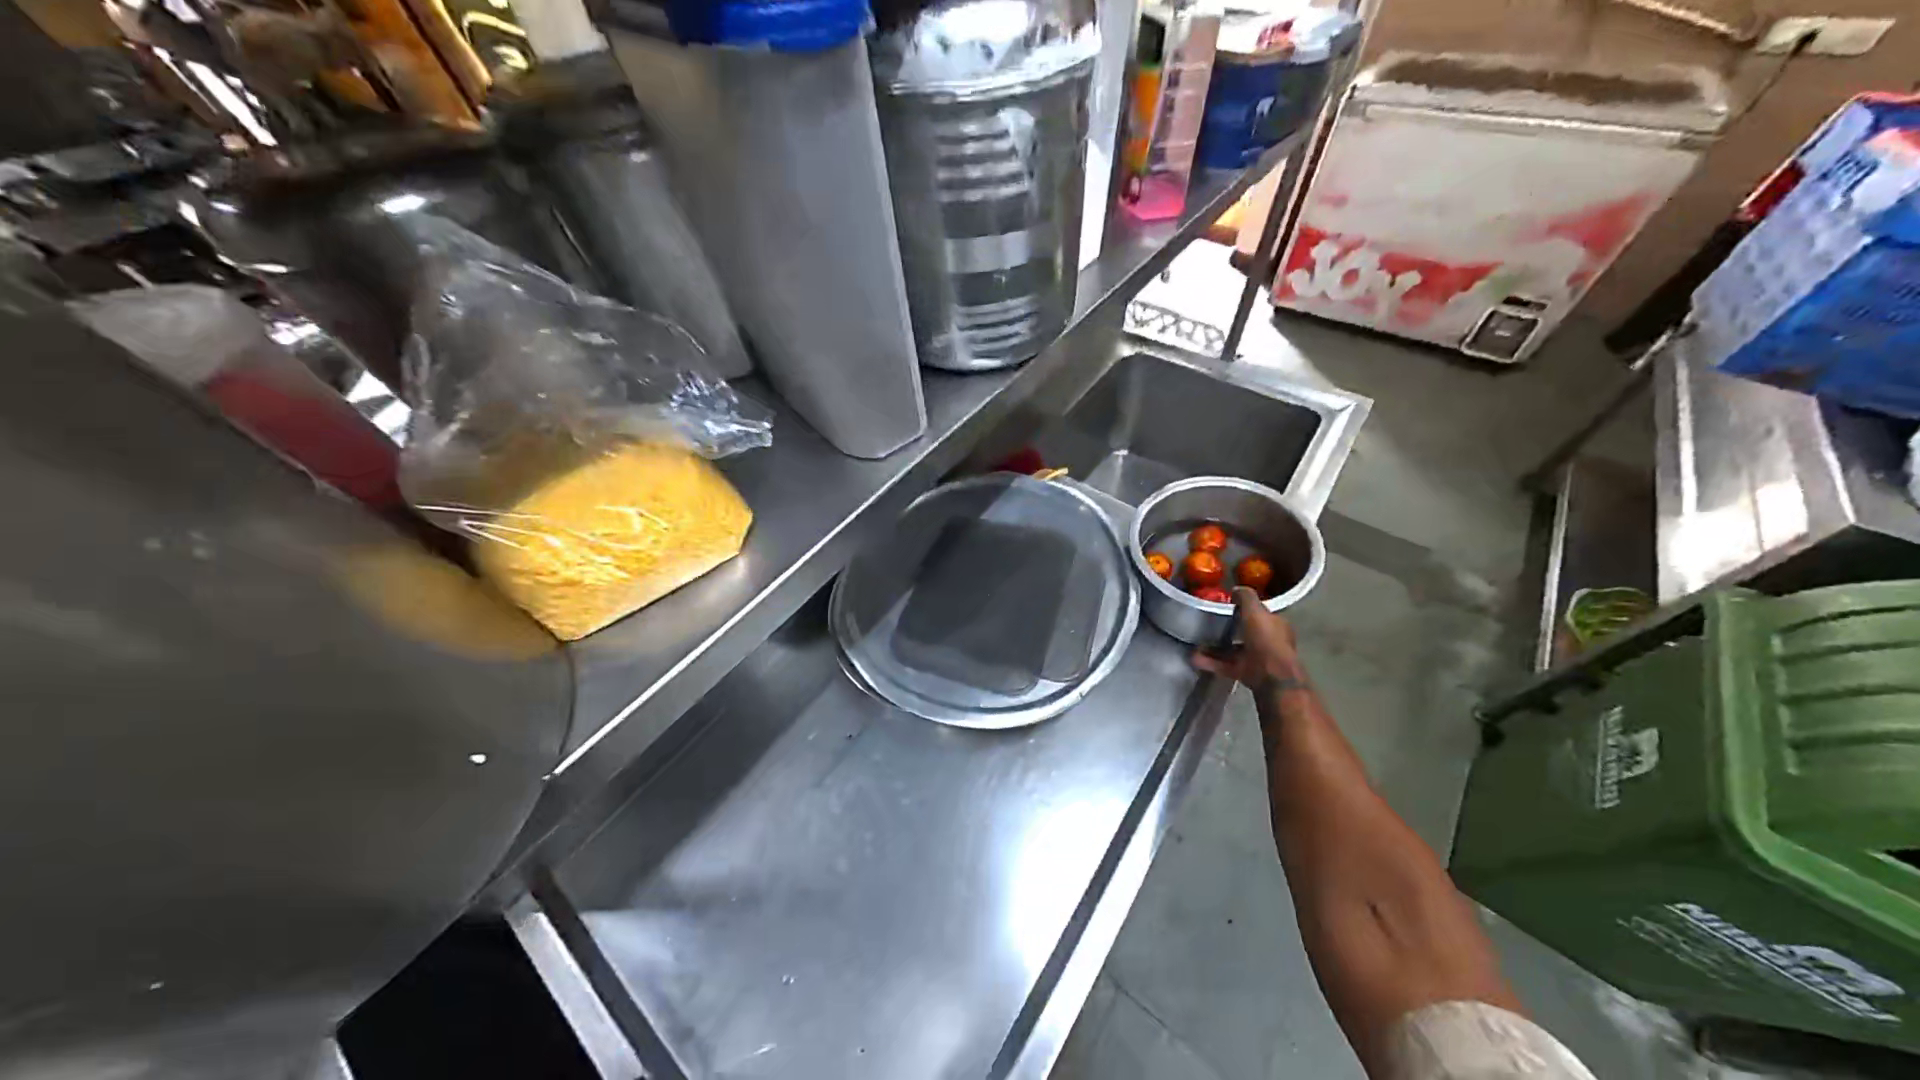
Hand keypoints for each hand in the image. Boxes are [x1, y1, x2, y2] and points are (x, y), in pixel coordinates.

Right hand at [1192, 587, 1303, 688]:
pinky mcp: (1245, 673)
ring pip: (1233, 650)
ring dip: (1215, 648)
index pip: (1260, 613)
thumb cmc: (1265, 639)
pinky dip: (1210, 662)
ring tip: (1196, 643)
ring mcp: (1257, 659)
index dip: (1245, 608)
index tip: (1227, 605)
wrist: (1271, 676)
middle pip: (1246, 632)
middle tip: (1208, 624)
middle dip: (1229, 629)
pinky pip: (1225, 665)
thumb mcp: (1255, 611)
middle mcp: (1268, 641)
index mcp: (1275, 625)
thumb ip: (1246, 598)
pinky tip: (1194, 658)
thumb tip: (1236, 589)